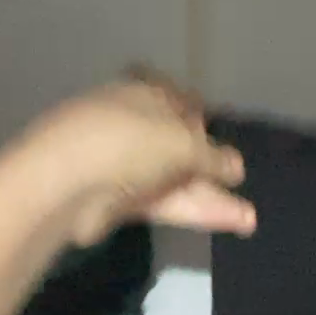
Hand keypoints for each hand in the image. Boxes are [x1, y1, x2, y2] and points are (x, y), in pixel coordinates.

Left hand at [6, 77, 255, 244]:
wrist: (65, 185)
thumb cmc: (128, 142)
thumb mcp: (183, 142)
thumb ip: (213, 156)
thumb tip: (235, 166)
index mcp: (144, 91)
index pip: (178, 99)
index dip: (202, 116)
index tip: (222, 136)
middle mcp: (135, 125)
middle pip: (180, 145)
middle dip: (212, 166)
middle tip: (241, 184)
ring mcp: (126, 166)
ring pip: (176, 180)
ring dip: (211, 197)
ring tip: (250, 219)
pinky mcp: (122, 203)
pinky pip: (167, 204)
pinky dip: (197, 212)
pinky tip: (235, 222)